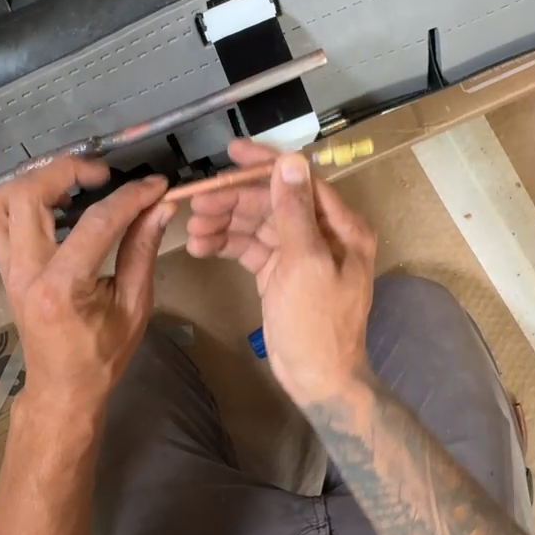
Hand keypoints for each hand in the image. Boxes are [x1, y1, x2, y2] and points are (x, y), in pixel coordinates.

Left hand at [0, 158, 174, 420]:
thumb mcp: (134, 307)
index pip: (96, 223)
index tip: (156, 185)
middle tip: (103, 174)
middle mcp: (25, 273)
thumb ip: (142, 251)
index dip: (130, 197)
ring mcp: (7, 270)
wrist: (62, 388)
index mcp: (62, 288)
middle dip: (67, 172)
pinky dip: (18, 199)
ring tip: (70, 183)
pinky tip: (53, 203)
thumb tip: (160, 207)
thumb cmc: (102, 357)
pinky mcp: (4, 268)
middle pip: (27, 197)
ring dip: (32, 181)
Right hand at [186, 140, 377, 404]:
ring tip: (193, 230)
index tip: (231, 154)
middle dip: (235, 200)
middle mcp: (323, 234)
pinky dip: (228, 244)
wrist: (318, 380)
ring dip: (225, 223)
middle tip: (197, 204)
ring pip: (258, 223)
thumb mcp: (306, 265)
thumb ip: (294, 212)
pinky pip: (251, 248)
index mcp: (341, 227)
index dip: (265, 164)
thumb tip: (290, 161)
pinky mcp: (280, 273)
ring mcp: (300, 254)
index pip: (300, 180)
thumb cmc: (318, 325)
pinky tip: (202, 246)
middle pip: (273, 201)